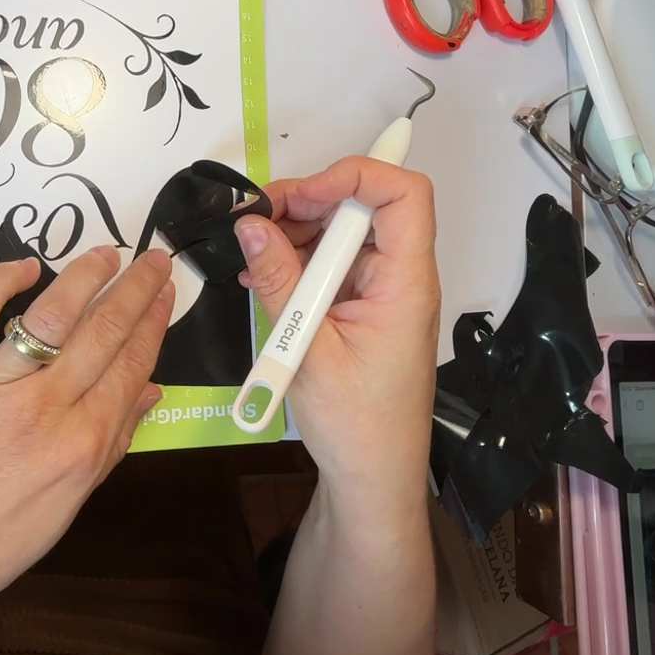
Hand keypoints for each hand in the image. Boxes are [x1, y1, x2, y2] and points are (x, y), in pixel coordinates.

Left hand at [0, 246, 173, 629]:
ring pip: (52, 314)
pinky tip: (27, 266)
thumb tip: (149, 392)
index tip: (164, 295)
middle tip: (153, 259)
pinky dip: (2, 280)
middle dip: (135, 289)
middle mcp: (45, 408)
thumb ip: (112, 444)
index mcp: (82, 445)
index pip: (130, 366)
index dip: (152, 324)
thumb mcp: (66, 506)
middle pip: (102, 332)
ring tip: (107, 252)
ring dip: (85, 276)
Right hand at [234, 157, 439, 498]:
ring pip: (339, 229)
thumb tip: (251, 223)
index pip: (404, 196)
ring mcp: (375, 288)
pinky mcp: (355, 302)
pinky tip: (259, 273)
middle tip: (254, 221)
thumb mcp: (307, 350)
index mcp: (404, 285)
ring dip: (291, 229)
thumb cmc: (354, 425)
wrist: (371, 477)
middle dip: (306, 200)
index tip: (300, 195)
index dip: (355, 177)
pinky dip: (290, 257)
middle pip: (363, 205)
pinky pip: (325, 260)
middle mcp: (396, 276)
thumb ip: (278, 281)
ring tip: (250, 251)